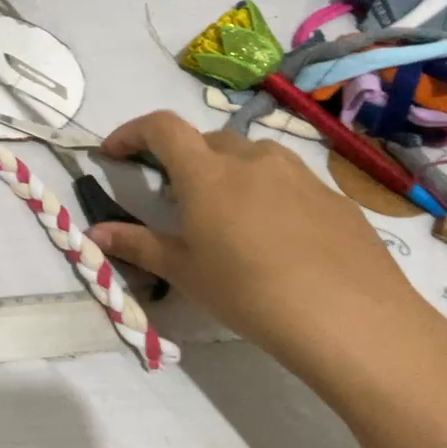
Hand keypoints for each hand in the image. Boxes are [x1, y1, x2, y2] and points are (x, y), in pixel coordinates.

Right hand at [89, 112, 432, 372]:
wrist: (353, 320)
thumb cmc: (248, 291)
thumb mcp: (183, 271)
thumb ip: (136, 245)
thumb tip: (93, 234)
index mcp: (206, 173)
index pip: (162, 127)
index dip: (132, 132)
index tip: (113, 153)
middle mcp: (253, 161)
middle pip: (209, 139)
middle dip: (184, 157)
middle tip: (174, 195)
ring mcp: (301, 176)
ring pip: (254, 157)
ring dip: (230, 171)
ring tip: (226, 213)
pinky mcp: (337, 199)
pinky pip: (290, 182)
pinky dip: (269, 194)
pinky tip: (275, 238)